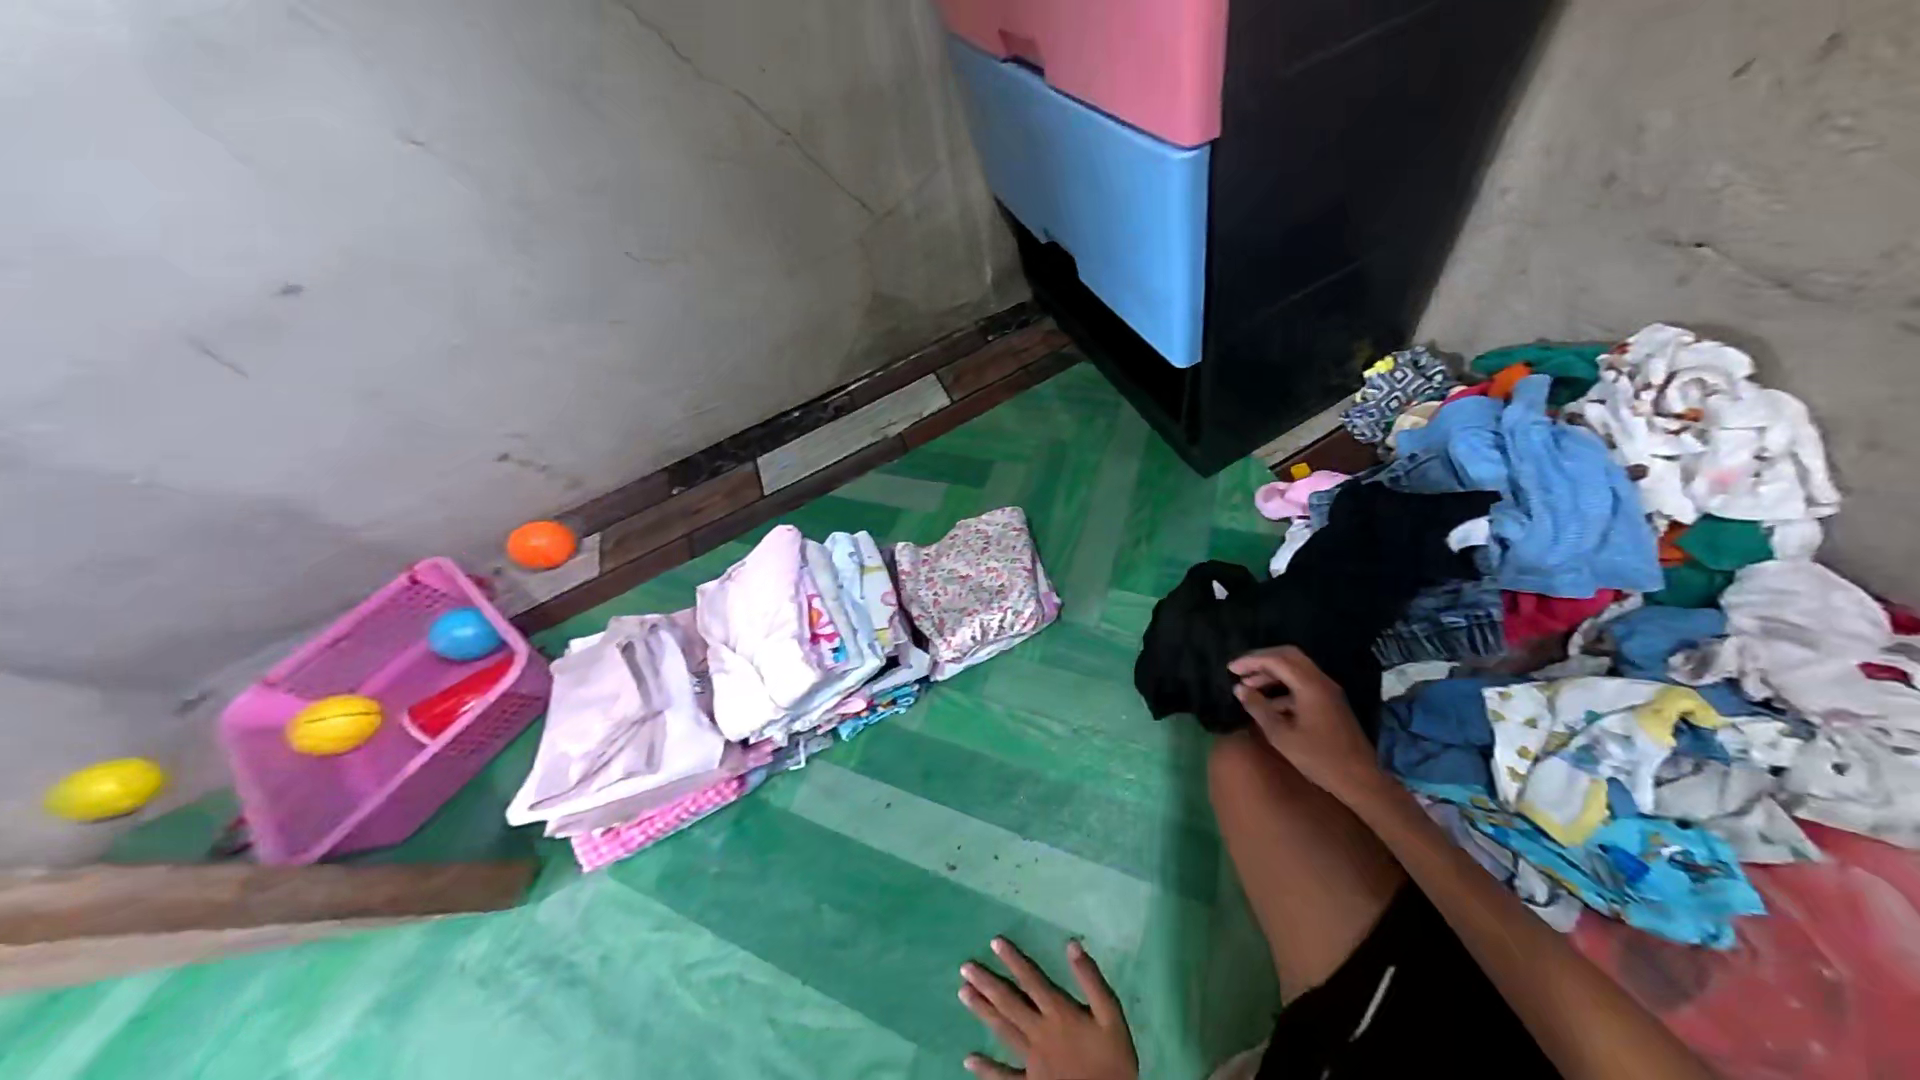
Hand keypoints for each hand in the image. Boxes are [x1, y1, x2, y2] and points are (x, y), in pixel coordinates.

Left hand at [958, 937, 1136, 1079]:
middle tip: (965, 967)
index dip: (1013, 959)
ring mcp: (1031, 1061)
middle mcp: (1039, 1032)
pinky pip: (1004, 1078)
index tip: (994, 942)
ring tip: (963, 993)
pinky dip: (986, 1069)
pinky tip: (969, 1059)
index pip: (1031, 979)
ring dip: (982, 1011)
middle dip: (987, 982)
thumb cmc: (1114, 1061)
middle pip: (1009, 1002)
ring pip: (1002, 1030)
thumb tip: (1072, 944)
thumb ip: (1091, 980)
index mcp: (1058, 1013)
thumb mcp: (1112, 1016)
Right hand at [1229, 645, 1386, 804]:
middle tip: (1240, 670)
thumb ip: (1258, 708)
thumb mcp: (1281, 735)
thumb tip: (1239, 689)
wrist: (1360, 778)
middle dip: (1261, 659)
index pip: (1276, 660)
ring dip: (1272, 672)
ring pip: (1296, 668)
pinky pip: (1303, 682)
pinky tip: (1268, 702)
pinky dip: (1283, 684)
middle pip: (1288, 656)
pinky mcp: (1330, 701)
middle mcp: (1321, 681)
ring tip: (1249, 686)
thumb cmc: (1318, 758)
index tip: (1230, 668)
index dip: (1251, 660)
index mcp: (1310, 686)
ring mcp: (1328, 691)